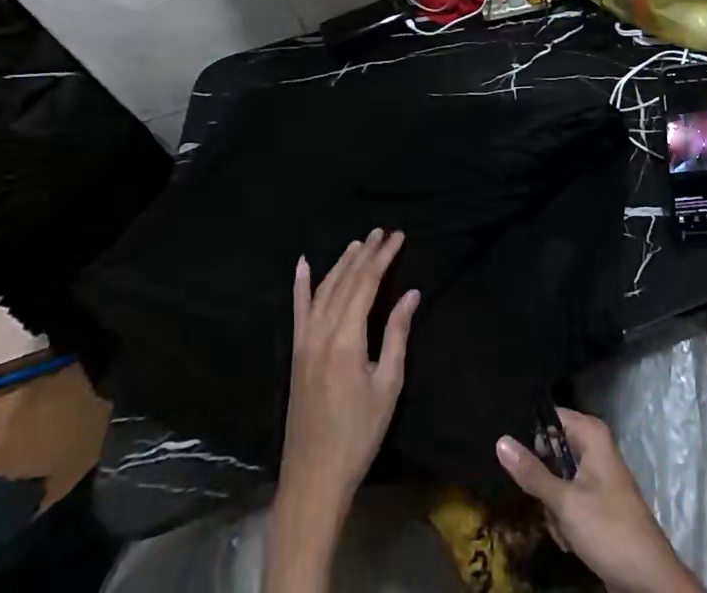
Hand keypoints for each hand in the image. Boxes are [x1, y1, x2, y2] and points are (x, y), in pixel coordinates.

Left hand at [283, 228, 420, 501]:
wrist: (315, 474)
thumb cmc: (360, 432)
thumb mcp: (388, 383)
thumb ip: (397, 334)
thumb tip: (411, 293)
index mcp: (345, 340)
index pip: (366, 285)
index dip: (382, 258)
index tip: (398, 238)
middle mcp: (320, 333)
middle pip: (344, 283)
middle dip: (365, 255)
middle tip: (383, 232)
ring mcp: (303, 343)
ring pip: (322, 291)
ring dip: (341, 264)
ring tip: (358, 244)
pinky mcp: (296, 354)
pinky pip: (297, 312)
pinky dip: (299, 286)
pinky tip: (302, 265)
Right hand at [497, 408, 703, 592]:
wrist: (645, 575)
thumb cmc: (607, 528)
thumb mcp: (564, 502)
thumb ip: (532, 472)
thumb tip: (501, 441)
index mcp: (592, 435)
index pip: (552, 416)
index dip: (530, 432)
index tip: (508, 451)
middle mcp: (595, 448)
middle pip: (551, 451)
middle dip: (542, 480)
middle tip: (544, 501)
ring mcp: (596, 475)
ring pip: (556, 480)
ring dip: (552, 507)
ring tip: (563, 526)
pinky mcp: (596, 500)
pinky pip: (567, 500)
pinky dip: (564, 519)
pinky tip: (570, 538)